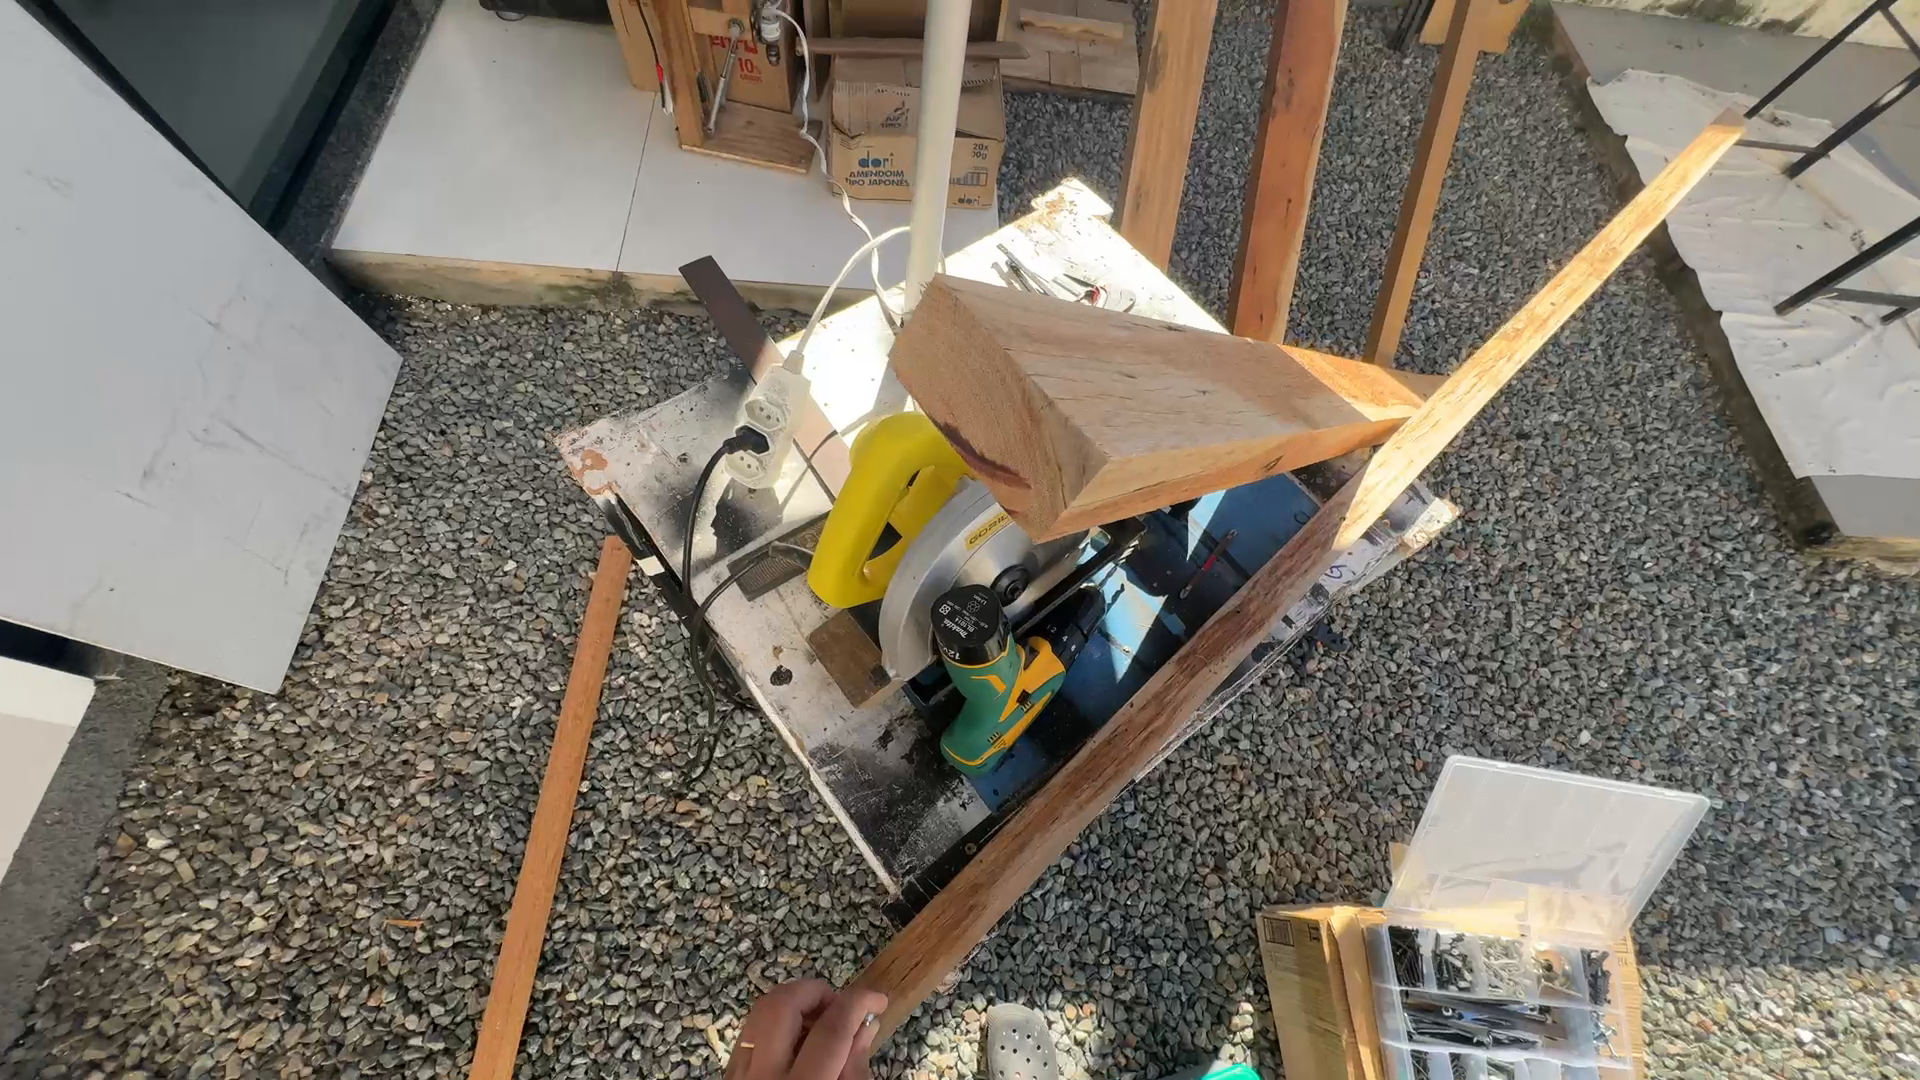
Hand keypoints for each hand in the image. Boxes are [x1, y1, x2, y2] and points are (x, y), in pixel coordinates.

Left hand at [724, 979, 887, 1079]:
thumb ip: (855, 1071)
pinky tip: (797, 1043)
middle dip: (815, 991)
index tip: (877, 999)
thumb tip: (865, 1024)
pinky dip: (776, 1027)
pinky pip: (750, 1035)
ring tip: (820, 1025)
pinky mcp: (729, 1077)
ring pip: (760, 1011)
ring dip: (795, 1004)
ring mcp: (738, 1077)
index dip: (859, 1002)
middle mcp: (762, 1077)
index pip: (831, 1029)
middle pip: (782, 1004)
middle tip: (839, 1006)